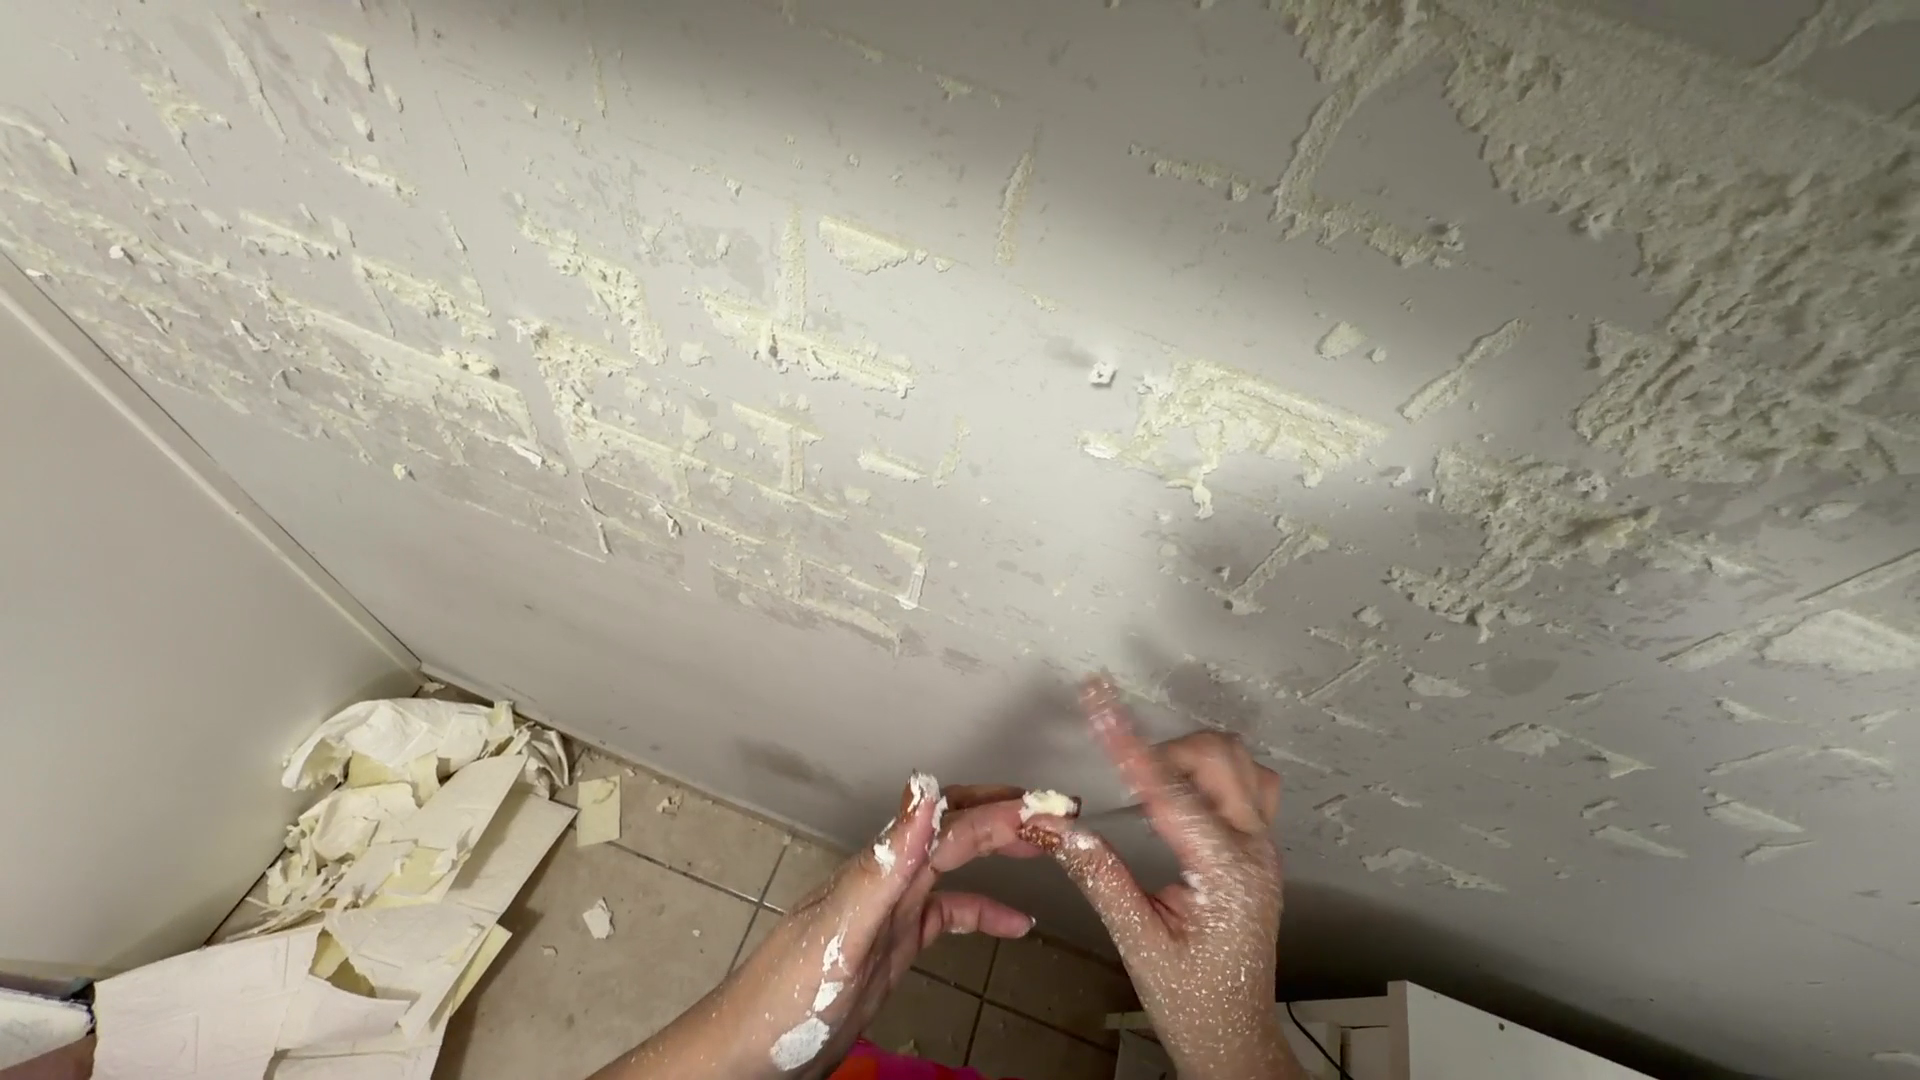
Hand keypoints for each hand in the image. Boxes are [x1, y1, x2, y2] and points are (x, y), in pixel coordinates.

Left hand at [595, 775, 1051, 1078]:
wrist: (749, 1050)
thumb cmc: (791, 994)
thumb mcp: (843, 928)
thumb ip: (886, 862)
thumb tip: (923, 786)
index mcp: (885, 866)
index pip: (957, 822)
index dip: (1008, 809)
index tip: (1057, 805)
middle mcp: (893, 874)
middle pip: (960, 828)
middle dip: (1011, 814)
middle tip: (1063, 814)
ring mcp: (895, 906)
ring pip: (960, 862)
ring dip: (1003, 850)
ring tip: (1050, 849)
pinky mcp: (897, 939)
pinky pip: (951, 912)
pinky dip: (987, 910)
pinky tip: (1017, 924)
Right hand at [1020, 676, 1302, 1079]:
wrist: (1237, 1040)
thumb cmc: (1189, 1001)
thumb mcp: (1136, 940)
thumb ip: (1097, 873)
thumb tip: (1050, 822)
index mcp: (1224, 872)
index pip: (1168, 790)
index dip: (1127, 742)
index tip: (1099, 701)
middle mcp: (1253, 849)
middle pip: (1218, 756)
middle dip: (1163, 750)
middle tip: (1121, 773)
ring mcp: (1264, 846)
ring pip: (1239, 761)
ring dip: (1190, 757)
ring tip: (1149, 784)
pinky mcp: (1260, 849)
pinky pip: (1250, 784)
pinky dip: (1213, 772)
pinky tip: (1183, 794)